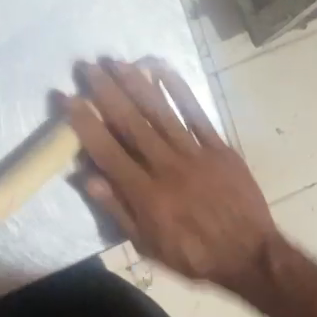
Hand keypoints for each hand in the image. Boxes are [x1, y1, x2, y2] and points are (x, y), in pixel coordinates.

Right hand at [65, 58, 284, 291]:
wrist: (251, 255)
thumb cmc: (192, 254)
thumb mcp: (146, 244)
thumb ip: (117, 209)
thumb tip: (86, 177)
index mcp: (144, 193)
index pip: (106, 149)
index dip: (83, 121)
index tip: (65, 97)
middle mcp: (165, 166)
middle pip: (130, 122)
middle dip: (105, 91)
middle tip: (86, 66)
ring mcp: (194, 154)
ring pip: (160, 112)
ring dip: (136, 83)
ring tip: (116, 61)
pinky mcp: (219, 148)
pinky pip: (196, 114)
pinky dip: (179, 91)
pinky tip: (162, 70)